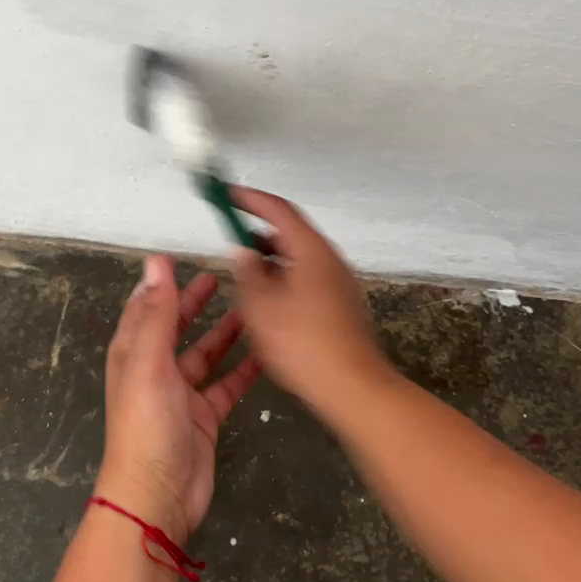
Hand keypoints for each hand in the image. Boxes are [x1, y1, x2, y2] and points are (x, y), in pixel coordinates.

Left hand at [93, 255, 261, 542]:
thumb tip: (156, 262)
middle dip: (192, 303)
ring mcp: (180, 396)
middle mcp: (154, 370)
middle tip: (219, 278)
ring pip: (204, 355)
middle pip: (174, 328)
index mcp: (133, 352)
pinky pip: (225, 386)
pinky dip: (241, 371)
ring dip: (222, 334)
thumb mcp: (150, 361)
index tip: (180, 261)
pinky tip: (263, 355)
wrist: (157, 496)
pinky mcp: (204, 419)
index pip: (146, 309)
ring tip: (248, 310)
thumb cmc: (147, 424)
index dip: (161, 285)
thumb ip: (158, 312)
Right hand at [229, 187, 393, 415]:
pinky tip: (269, 303)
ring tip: (245, 276)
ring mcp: (340, 283)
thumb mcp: (260, 306)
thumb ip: (247, 272)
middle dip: (259, 233)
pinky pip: (308, 279)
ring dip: (271, 260)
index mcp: (311, 250)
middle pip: (292, 233)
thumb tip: (243, 251)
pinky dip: (284, 279)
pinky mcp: (342, 305)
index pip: (278, 210)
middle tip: (232, 240)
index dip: (250, 199)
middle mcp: (330, 259)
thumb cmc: (302, 343)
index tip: (226, 194)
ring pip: (299, 259)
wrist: (354, 387)